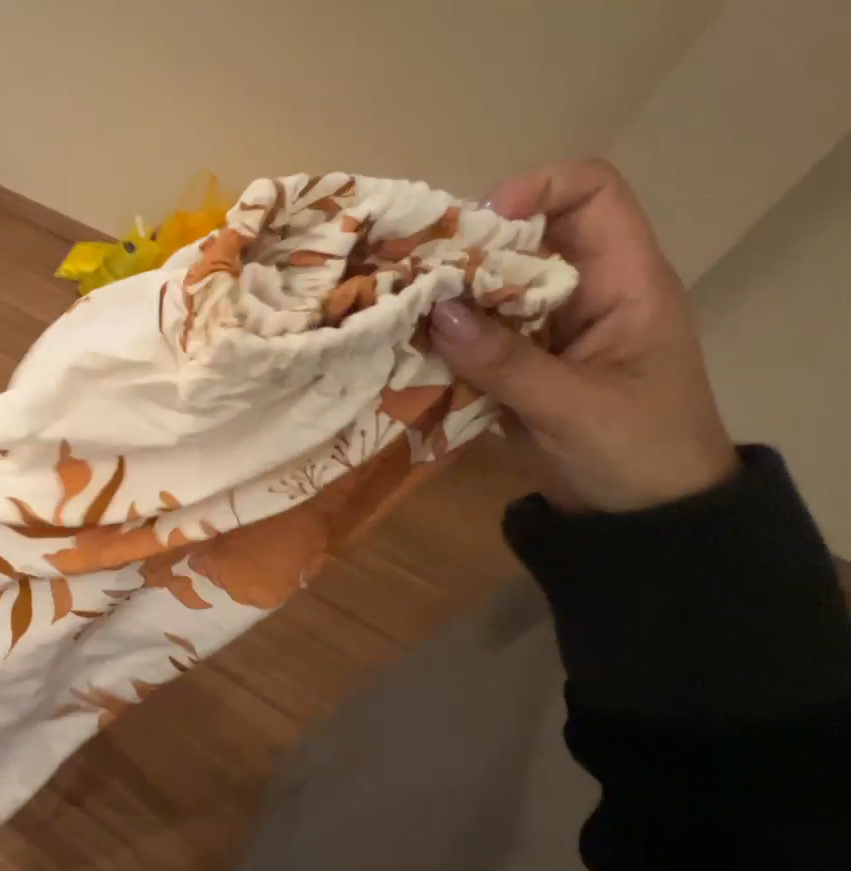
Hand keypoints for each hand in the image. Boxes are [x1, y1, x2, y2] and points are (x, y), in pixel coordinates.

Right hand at [429, 159, 738, 512]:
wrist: (644, 516)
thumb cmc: (639, 451)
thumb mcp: (575, 407)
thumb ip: (506, 362)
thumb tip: (437, 311)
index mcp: (624, 283)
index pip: (592, 196)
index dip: (537, 189)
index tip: (475, 223)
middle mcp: (580, 294)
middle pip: (521, 240)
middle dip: (464, 250)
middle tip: (408, 274)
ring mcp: (543, 331)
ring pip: (485, 291)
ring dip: (439, 300)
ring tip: (390, 312)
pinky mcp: (514, 366)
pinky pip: (468, 338)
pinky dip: (435, 342)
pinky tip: (401, 353)